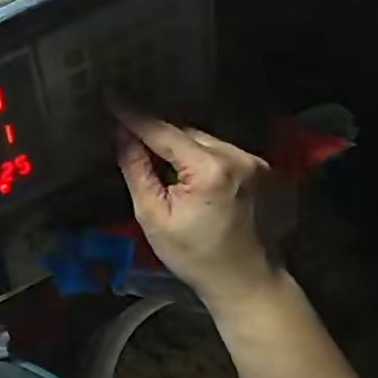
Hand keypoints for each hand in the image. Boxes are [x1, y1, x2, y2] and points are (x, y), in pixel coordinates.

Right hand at [112, 103, 281, 307]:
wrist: (247, 281)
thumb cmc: (194, 255)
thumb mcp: (153, 216)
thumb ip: (137, 170)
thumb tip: (123, 135)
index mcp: (210, 169)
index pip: (163, 132)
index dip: (133, 115)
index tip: (109, 95)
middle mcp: (240, 157)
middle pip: (187, 132)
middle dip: (159, 136)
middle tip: (133, 144)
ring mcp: (259, 162)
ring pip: (207, 140)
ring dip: (183, 148)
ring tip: (168, 172)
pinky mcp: (268, 170)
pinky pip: (225, 152)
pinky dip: (204, 158)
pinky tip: (195, 182)